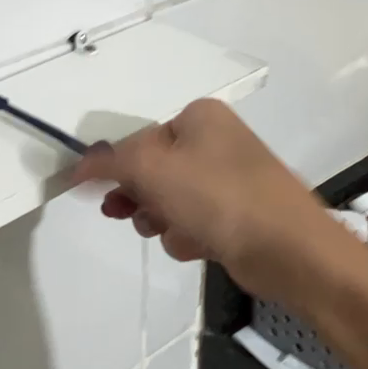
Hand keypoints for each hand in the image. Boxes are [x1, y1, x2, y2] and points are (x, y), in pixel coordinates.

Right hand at [73, 99, 317, 292]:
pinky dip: (187, 235)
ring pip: (169, 201)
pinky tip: (198, 244)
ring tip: (171, 230)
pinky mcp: (237, 217)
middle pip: (153, 171)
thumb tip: (78, 165)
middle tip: (123, 213)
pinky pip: (193, 223)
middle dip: (139, 197)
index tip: (101, 193)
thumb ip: (108, 162)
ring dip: (161, 220)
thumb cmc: (218, 197)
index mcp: (200, 118)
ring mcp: (229, 181)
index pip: (140, 139)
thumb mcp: (151, 168)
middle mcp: (216, 143)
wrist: (289, 250)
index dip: (118, 167)